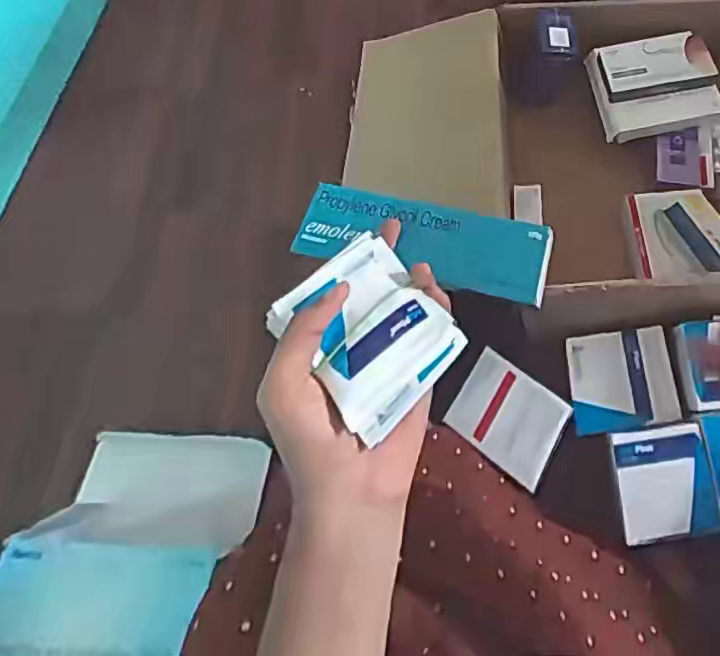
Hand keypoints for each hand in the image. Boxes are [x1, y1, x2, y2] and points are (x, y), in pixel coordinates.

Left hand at [256, 218, 450, 521]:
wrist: (354, 490)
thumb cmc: (309, 440)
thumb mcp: (282, 386)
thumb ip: (302, 335)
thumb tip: (339, 291)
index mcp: (321, 346)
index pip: (334, 294)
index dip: (346, 263)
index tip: (363, 236)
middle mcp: (356, 345)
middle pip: (373, 293)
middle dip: (384, 260)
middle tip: (397, 229)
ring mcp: (391, 358)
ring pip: (405, 308)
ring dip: (413, 283)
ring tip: (420, 270)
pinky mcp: (420, 372)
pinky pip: (431, 335)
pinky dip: (437, 311)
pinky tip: (437, 296)